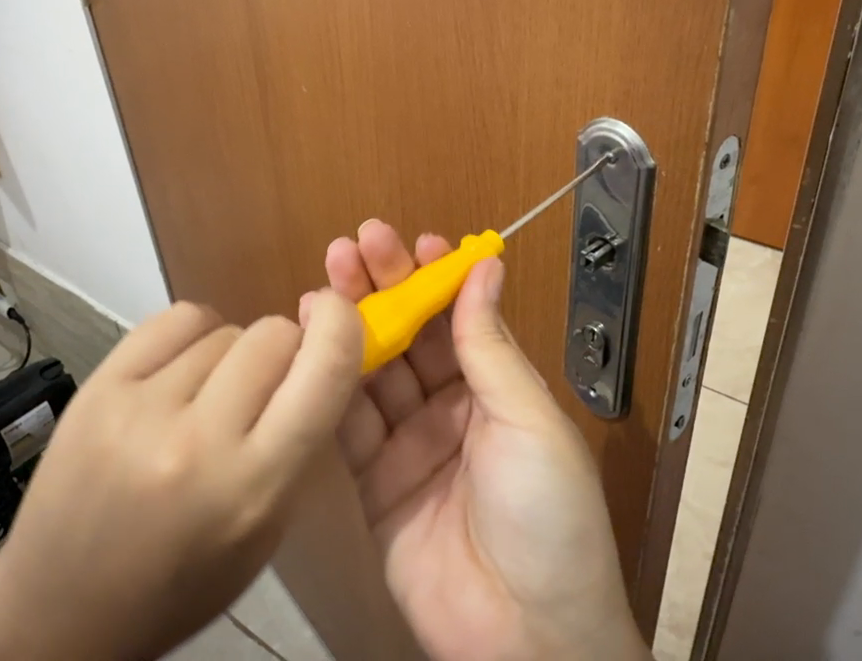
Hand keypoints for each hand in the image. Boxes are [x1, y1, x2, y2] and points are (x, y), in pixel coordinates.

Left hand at [0, 296, 365, 660]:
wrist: (61, 613)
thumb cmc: (182, 581)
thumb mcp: (266, 529)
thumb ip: (298, 440)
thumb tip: (316, 352)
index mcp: (254, 488)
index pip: (325, 369)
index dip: (342, 326)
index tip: (338, 318)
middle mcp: (199, 441)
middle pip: (273, 336)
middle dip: (282, 352)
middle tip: (260, 391)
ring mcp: (140, 409)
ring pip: (225, 329)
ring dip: (230, 356)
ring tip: (206, 399)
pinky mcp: (97, 388)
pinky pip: (174, 320)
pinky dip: (190, 337)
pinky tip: (178, 373)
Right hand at [316, 220, 648, 660]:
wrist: (524, 636)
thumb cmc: (548, 518)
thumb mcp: (527, 420)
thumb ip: (490, 345)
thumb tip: (484, 266)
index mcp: (499, 389)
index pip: (459, 318)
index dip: (436, 277)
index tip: (414, 240)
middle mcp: (453, 409)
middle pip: (411, 337)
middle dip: (385, 288)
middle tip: (356, 244)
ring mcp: (411, 445)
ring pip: (375, 371)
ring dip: (353, 325)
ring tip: (326, 281)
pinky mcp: (374, 483)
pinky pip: (348, 425)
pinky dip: (329, 384)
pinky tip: (312, 343)